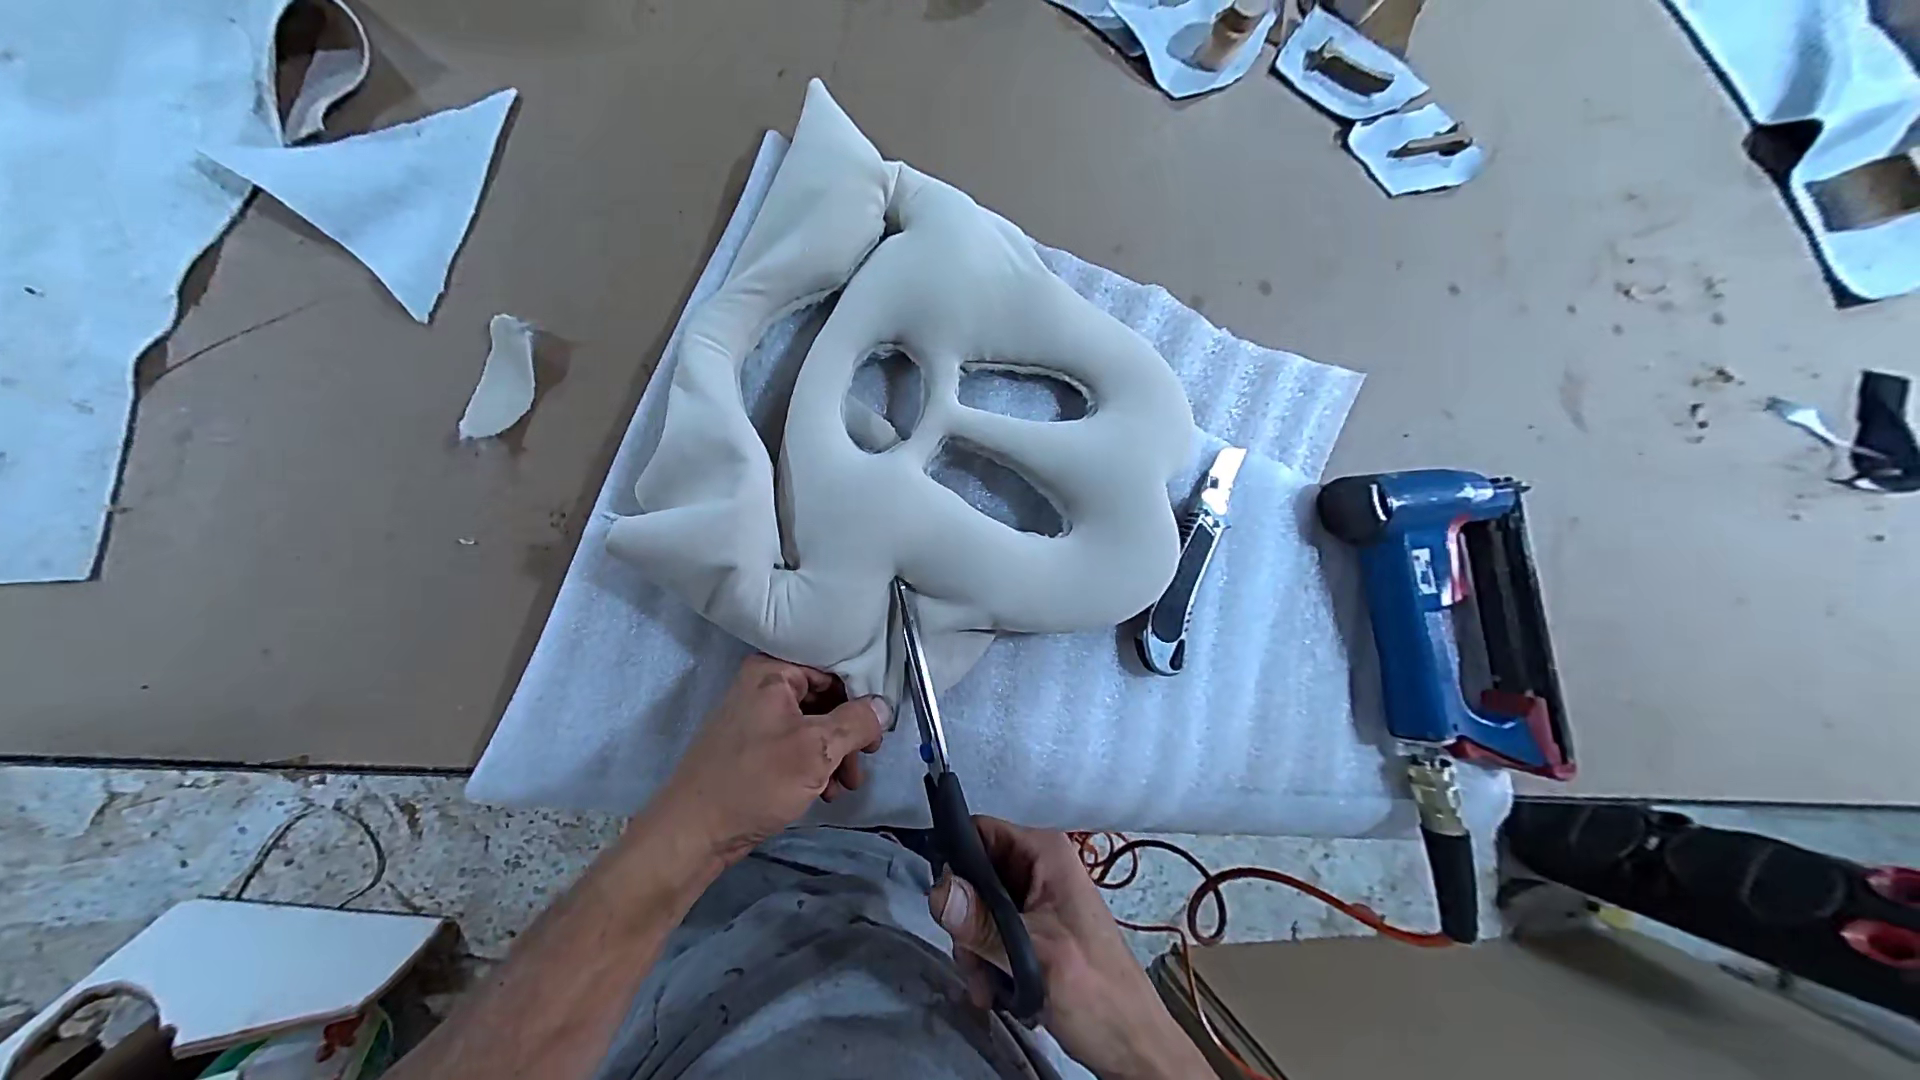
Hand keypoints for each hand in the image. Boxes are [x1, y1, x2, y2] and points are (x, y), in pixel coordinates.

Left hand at [655, 655, 887, 864]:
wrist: (691, 835)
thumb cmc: (755, 782)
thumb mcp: (817, 750)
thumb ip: (857, 722)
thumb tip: (884, 706)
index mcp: (773, 671)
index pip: (833, 668)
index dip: (861, 694)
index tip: (879, 725)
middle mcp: (762, 685)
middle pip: (825, 697)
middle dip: (849, 732)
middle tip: (866, 759)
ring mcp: (756, 716)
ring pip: (813, 724)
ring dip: (835, 753)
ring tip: (846, 785)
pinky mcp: (753, 746)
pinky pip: (795, 743)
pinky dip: (814, 763)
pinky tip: (825, 791)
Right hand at [930, 817, 1209, 1079]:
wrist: (1133, 1046)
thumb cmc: (1096, 993)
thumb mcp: (1035, 955)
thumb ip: (984, 923)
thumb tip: (940, 889)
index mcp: (1045, 851)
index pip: (981, 832)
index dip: (956, 862)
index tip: (945, 905)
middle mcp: (1040, 865)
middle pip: (976, 874)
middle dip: (967, 922)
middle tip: (972, 962)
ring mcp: (1038, 895)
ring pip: (981, 907)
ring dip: (976, 949)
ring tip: (987, 987)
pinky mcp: (1036, 925)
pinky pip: (994, 930)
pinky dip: (988, 959)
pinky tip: (997, 990)